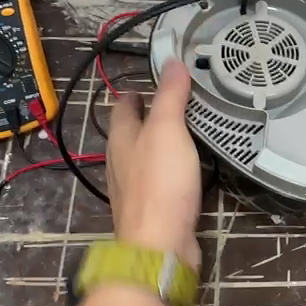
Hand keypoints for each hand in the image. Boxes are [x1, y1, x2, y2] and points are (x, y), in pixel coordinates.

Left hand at [105, 61, 202, 269]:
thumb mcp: (167, 130)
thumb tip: (172, 61)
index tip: (154, 79)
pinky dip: (169, 168)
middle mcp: (121, 161)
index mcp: (121, 139)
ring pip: (142, 156)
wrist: (159, 245)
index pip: (122, 106)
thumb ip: (170, 96)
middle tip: (174, 101)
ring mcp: (134, 187)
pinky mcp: (151, 208)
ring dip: (158, 142)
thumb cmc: (160, 183)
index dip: (135, 90)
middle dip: (146, 116)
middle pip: (129, 132)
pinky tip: (185, 169)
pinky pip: (158, 179)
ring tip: (183, 130)